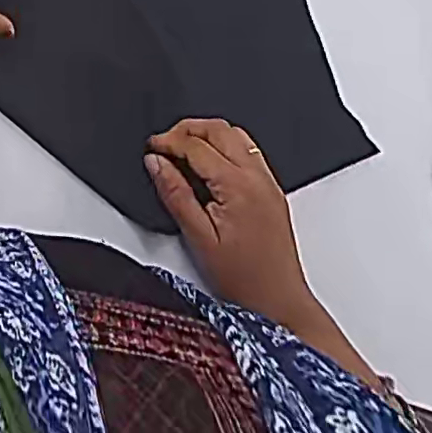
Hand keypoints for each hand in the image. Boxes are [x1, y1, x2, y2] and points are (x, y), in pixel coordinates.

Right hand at [146, 119, 316, 326]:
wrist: (279, 304)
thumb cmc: (243, 279)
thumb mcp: (199, 238)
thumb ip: (175, 194)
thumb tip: (156, 162)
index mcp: (238, 186)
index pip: (196, 146)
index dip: (169, 142)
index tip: (152, 147)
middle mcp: (256, 176)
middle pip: (218, 129)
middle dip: (187, 128)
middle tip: (164, 142)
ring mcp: (267, 181)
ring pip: (235, 134)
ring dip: (207, 132)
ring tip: (183, 147)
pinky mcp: (272, 188)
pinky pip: (247, 149)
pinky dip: (224, 144)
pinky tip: (209, 160)